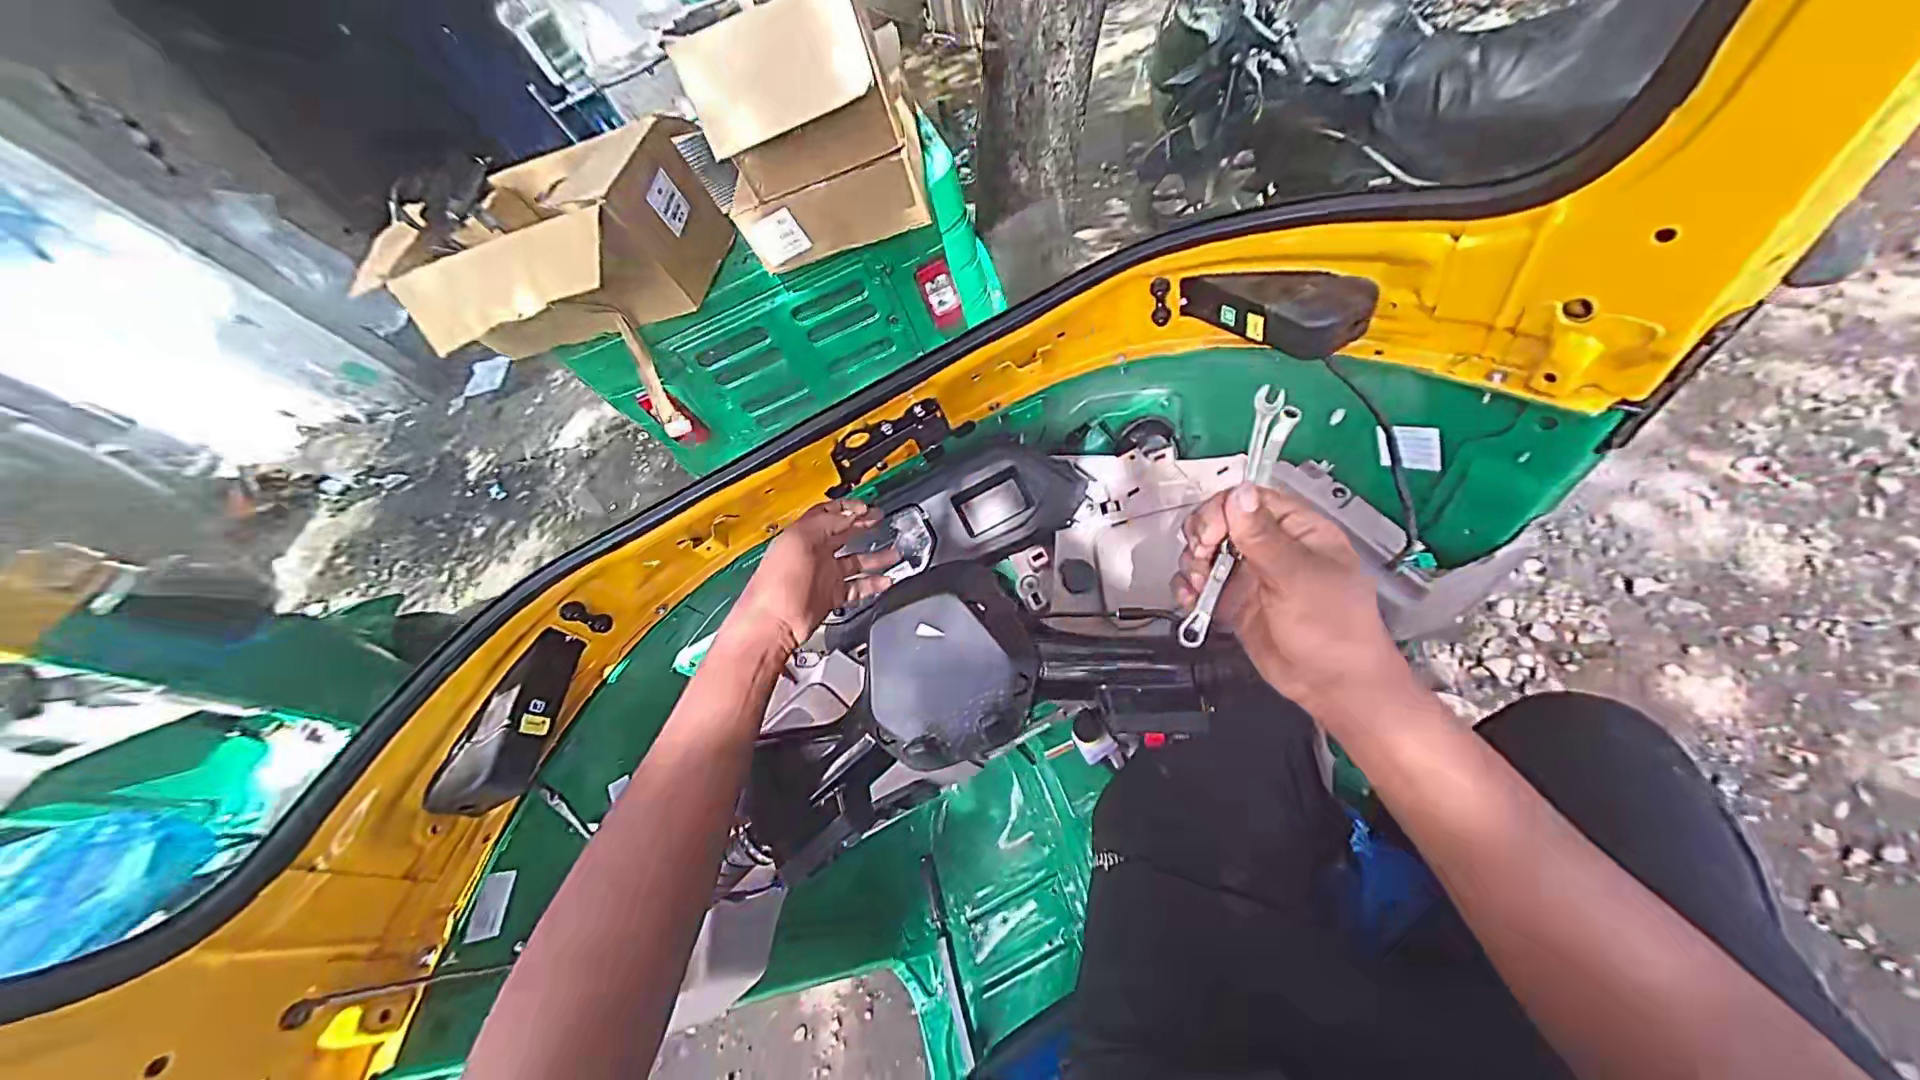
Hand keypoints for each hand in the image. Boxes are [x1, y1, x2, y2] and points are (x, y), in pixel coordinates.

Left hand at [730, 499, 900, 654]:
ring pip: (856, 561)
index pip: (828, 514)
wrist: (773, 623)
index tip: (867, 506)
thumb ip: (828, 523)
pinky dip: (873, 584)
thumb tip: (850, 513)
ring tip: (895, 552)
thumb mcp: (802, 540)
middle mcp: (814, 553)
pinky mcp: (830, 596)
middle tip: (881, 520)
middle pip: (844, 534)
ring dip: (876, 557)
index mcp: (803, 535)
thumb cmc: (778, 584)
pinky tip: (886, 580)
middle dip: (864, 526)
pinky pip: (857, 587)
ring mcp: (823, 575)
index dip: (848, 507)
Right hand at [1174, 484, 1410, 710]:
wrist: (1330, 685)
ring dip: (1191, 565)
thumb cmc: (1336, 631)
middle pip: (1219, 521)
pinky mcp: (1232, 600)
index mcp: (1298, 530)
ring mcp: (1249, 574)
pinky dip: (1187, 589)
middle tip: (1202, 557)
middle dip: (1201, 537)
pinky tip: (1192, 599)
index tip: (1211, 535)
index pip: (1249, 500)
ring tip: (1200, 585)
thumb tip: (1239, 496)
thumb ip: (1263, 537)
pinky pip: (1198, 584)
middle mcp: (1270, 547)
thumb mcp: (1298, 577)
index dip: (1222, 511)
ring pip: (1203, 551)